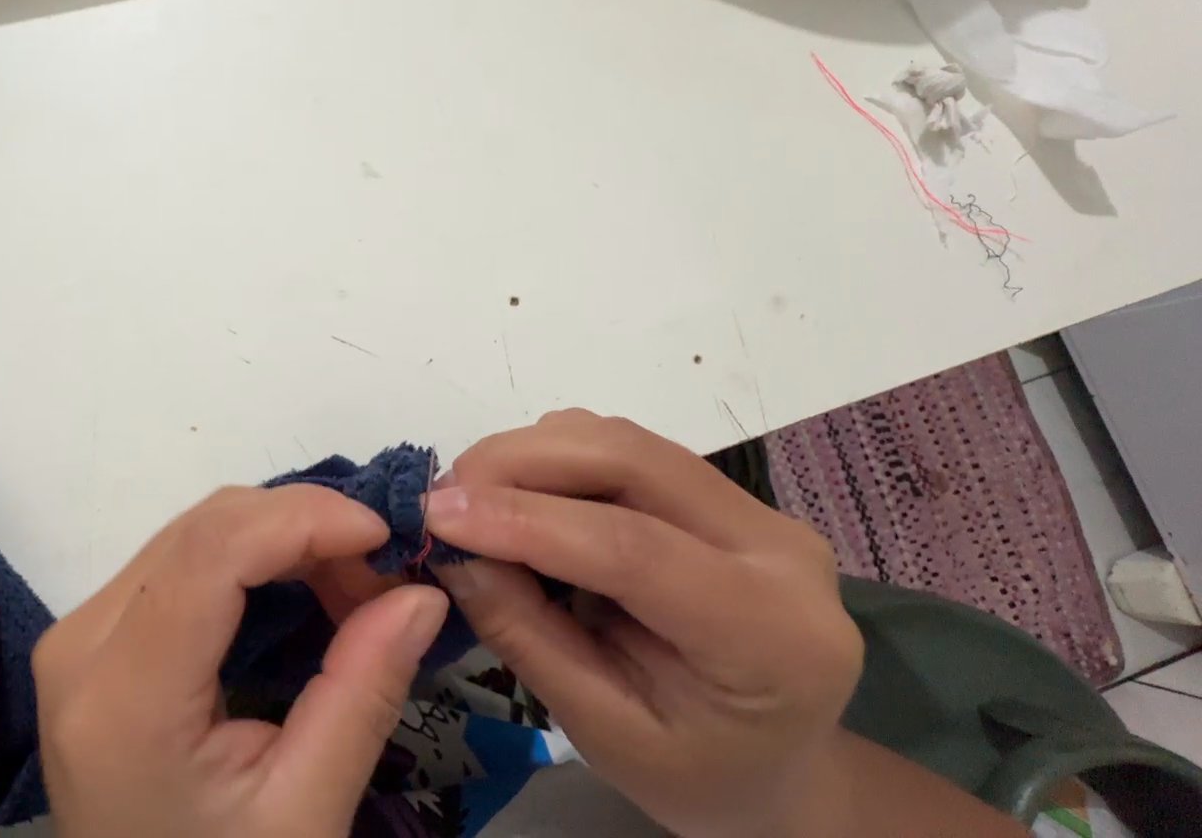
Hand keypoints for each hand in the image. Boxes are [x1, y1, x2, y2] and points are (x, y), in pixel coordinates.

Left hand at [34, 485, 449, 837]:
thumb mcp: (304, 814)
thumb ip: (361, 694)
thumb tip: (421, 594)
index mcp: (124, 696)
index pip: (212, 550)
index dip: (304, 518)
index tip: (384, 534)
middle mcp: (82, 642)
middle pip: (203, 530)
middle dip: (304, 527)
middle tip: (381, 573)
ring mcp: (78, 632)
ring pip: (192, 533)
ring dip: (280, 536)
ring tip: (351, 584)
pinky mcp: (91, 634)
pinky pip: (178, 559)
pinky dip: (250, 556)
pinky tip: (300, 586)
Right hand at [424, 410, 863, 837]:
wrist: (773, 764)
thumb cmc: (692, 771)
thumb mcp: (601, 730)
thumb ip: (525, 634)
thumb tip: (452, 551)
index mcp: (769, 634)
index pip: (633, 548)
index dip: (524, 520)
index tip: (435, 514)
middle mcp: (775, 546)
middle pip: (628, 459)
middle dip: (516, 461)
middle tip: (441, 496)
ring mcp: (752, 507)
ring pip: (619, 439)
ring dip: (528, 452)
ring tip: (470, 499)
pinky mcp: (718, 491)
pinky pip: (621, 446)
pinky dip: (551, 456)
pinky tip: (519, 498)